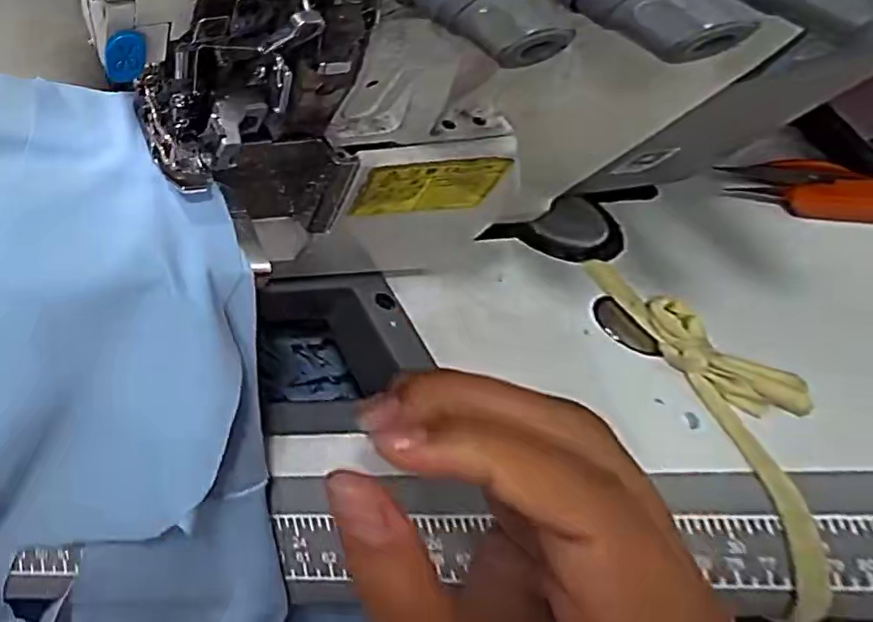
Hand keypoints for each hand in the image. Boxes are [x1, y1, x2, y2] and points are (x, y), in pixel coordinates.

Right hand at [325, 370, 729, 621]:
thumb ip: (402, 587)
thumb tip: (348, 486)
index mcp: (649, 615)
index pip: (584, 493)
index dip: (479, 447)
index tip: (389, 443)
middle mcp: (659, 572)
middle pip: (576, 441)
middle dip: (465, 407)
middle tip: (382, 417)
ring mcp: (626, 548)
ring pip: (556, 434)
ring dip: (460, 409)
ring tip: (390, 420)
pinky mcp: (581, 537)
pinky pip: (533, 457)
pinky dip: (465, 432)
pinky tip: (416, 443)